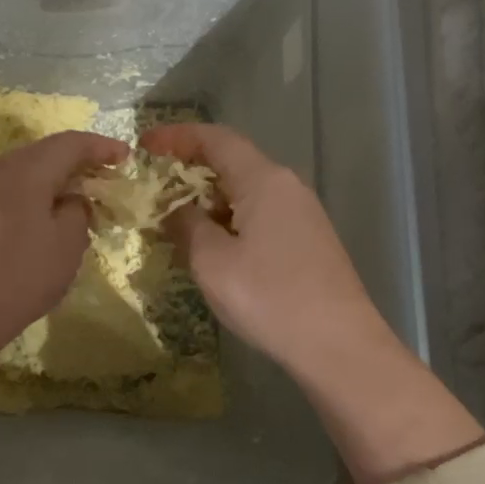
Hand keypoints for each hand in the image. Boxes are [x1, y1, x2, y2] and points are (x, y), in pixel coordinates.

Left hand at [0, 131, 129, 358]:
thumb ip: (78, 212)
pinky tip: (41, 224)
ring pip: (21, 176)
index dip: (100, 147)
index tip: (125, 158)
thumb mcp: (66, 245)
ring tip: (75, 204)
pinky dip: (30, 200)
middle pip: (42, 155)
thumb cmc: (19, 275)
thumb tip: (71, 201)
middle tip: (103, 180)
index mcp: (25, 170)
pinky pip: (5, 196)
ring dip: (51, 184)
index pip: (69, 143)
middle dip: (75, 164)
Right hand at [141, 123, 394, 375]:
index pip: (216, 139)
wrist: (339, 346)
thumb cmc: (269, 297)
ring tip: (175, 219)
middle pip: (233, 162)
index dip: (177, 137)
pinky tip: (212, 245)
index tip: (145, 145)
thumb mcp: (212, 262)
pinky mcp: (308, 241)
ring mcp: (302, 214)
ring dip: (208, 198)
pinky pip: (260, 213)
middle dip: (190, 168)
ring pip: (246, 190)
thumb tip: (177, 210)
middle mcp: (287, 187)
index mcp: (264, 180)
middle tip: (154, 185)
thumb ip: (187, 226)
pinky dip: (229, 218)